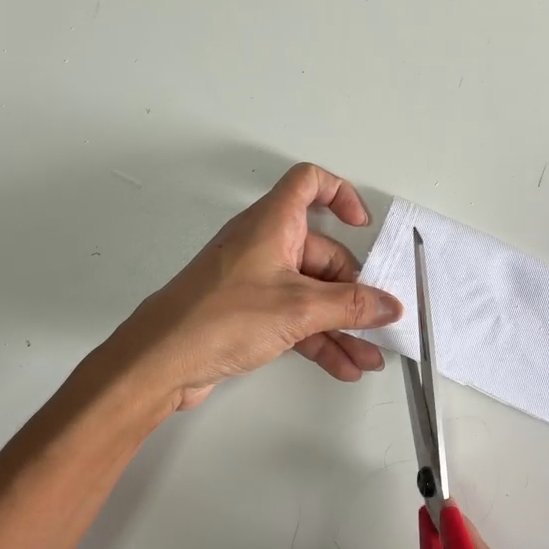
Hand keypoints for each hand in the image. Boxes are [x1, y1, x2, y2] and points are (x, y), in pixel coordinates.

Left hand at [110, 163, 402, 411]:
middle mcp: (266, 243)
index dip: (340, 194)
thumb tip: (389, 306)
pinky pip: (295, 317)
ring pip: (312, 292)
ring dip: (341, 323)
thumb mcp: (299, 308)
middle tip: (376, 321)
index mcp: (274, 222)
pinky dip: (319, 338)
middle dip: (354, 289)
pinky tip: (343, 366)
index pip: (309, 183)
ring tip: (368, 357)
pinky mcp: (248, 313)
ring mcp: (256, 280)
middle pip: (322, 252)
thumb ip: (351, 306)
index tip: (363, 225)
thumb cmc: (222, 317)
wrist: (158, 362)